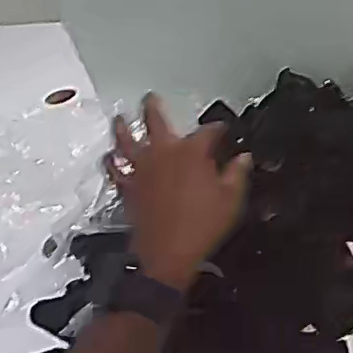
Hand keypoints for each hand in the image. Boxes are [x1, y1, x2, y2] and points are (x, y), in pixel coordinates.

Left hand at [106, 94, 251, 291]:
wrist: (167, 254)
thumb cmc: (202, 227)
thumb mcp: (231, 200)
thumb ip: (237, 174)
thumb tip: (243, 159)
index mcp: (192, 152)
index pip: (209, 131)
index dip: (218, 129)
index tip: (223, 130)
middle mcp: (163, 153)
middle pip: (156, 121)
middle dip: (155, 107)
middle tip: (152, 98)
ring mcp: (141, 169)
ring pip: (127, 140)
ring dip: (124, 127)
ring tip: (121, 118)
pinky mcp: (128, 188)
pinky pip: (115, 170)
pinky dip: (111, 162)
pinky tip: (110, 157)